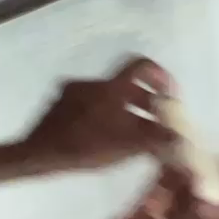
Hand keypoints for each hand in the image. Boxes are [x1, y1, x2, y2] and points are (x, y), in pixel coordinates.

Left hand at [22, 57, 180, 169]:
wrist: (39, 154)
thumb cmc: (87, 146)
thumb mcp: (135, 144)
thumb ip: (163, 135)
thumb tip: (179, 132)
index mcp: (107, 87)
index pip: (139, 65)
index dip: (161, 75)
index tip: (169, 96)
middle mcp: (86, 84)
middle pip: (126, 84)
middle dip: (147, 102)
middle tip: (160, 123)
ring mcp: (68, 92)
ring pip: (108, 95)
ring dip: (129, 110)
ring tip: (140, 134)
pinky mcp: (57, 103)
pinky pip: (90, 102)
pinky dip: (108, 113)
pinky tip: (115, 135)